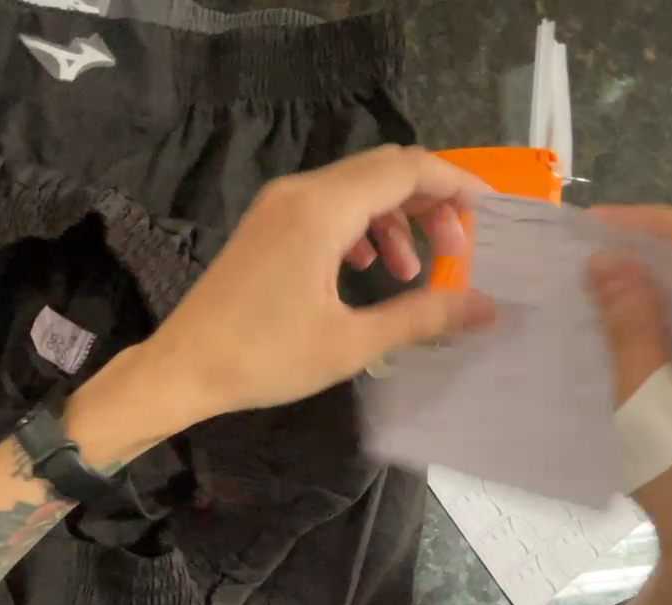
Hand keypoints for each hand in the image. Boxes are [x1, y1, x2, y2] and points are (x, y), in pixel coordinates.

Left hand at [100, 145, 497, 433]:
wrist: (183, 368)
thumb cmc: (264, 359)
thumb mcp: (350, 343)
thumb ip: (420, 317)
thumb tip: (485, 308)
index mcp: (322, 210)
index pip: (408, 168)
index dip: (456, 186)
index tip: (489, 215)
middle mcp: (299, 192)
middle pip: (383, 173)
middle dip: (429, 205)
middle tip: (455, 252)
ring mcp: (276, 207)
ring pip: (354, 191)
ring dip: (393, 221)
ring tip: (412, 272)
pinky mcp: (264, 227)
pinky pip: (325, 209)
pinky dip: (358, 229)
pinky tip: (367, 268)